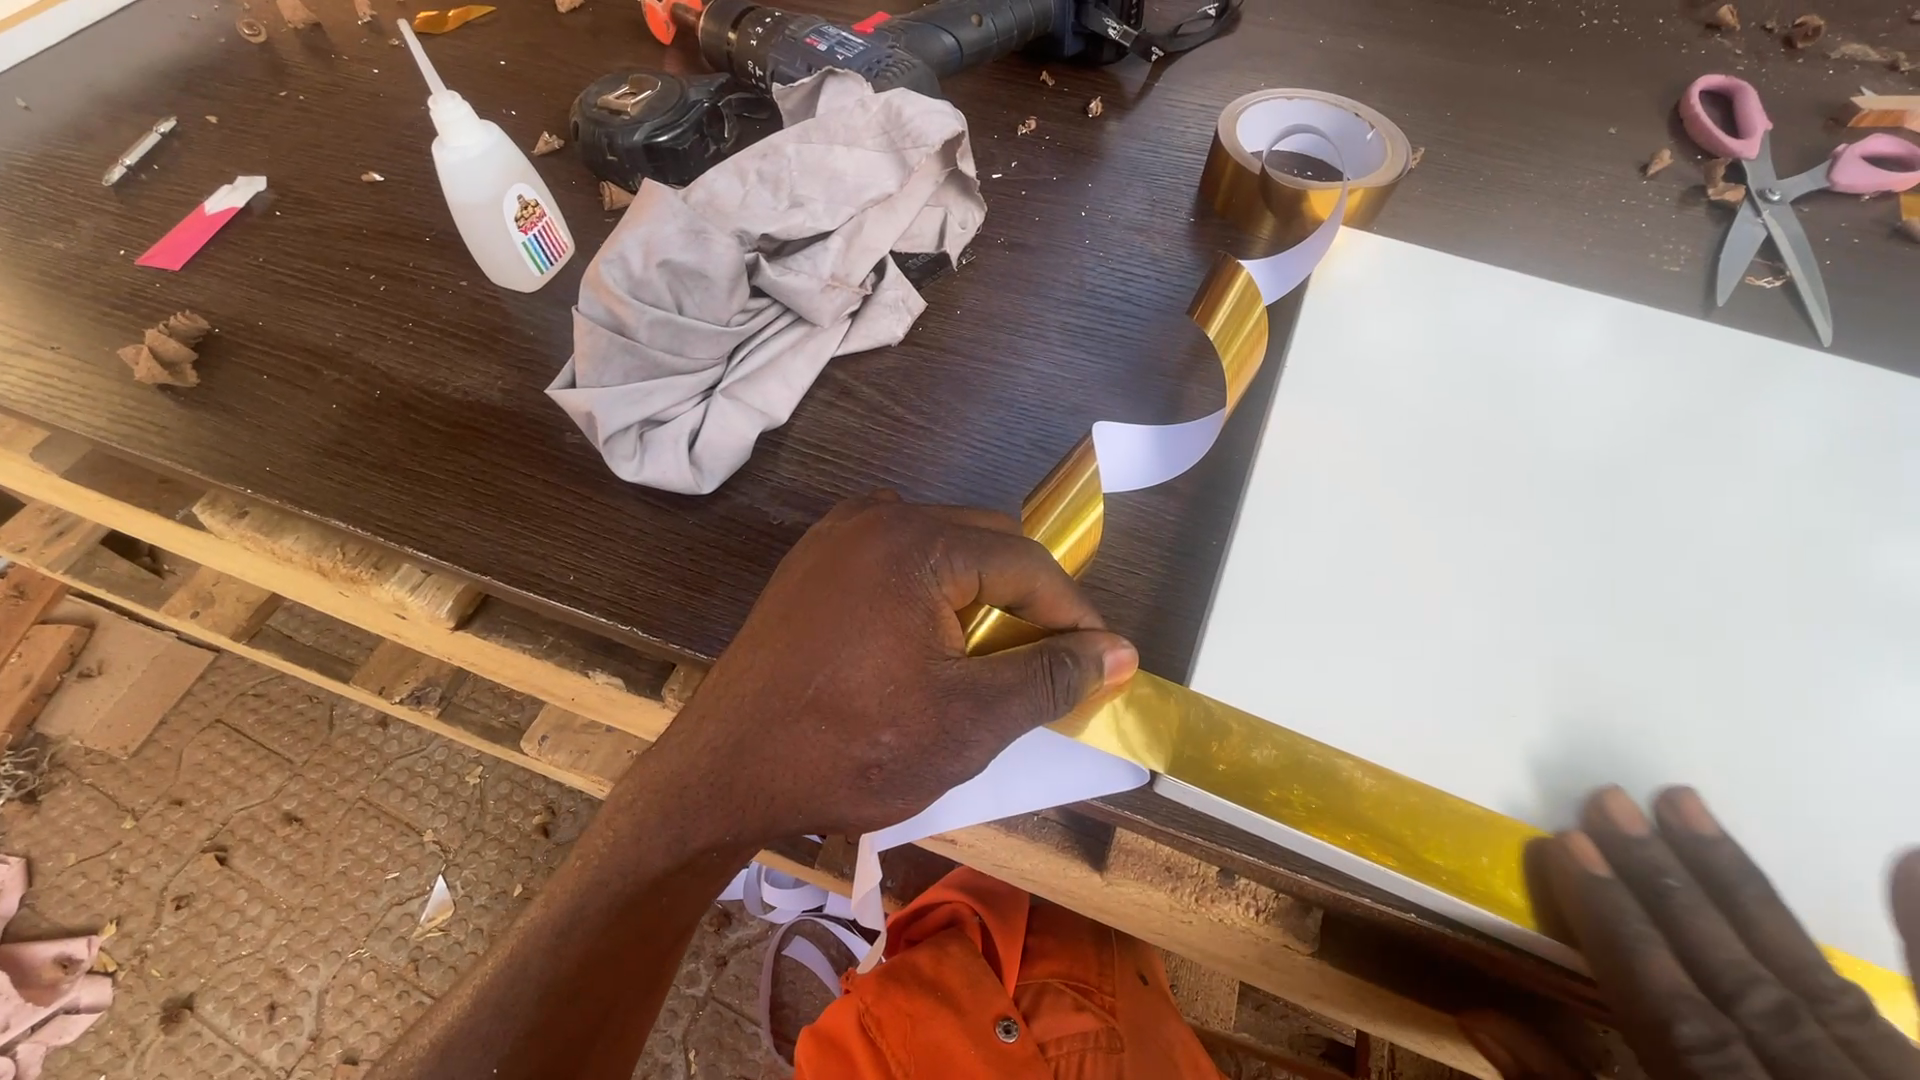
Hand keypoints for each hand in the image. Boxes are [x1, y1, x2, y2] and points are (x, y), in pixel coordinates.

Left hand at [643, 492, 1138, 842]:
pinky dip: (931, 598)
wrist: (721, 777)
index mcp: (914, 540)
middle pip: (986, 544)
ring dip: (979, 599)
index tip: (1101, 663)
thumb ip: (1049, 677)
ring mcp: (835, 538)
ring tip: (988, 664)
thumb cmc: (848, 751)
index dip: (1073, 613)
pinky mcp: (812, 567)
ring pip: (943, 552)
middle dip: (1026, 604)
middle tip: (1043, 667)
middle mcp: (873, 517)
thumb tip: (1117, 652)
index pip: (1026, 561)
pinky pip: (897, 564)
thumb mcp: (968, 722)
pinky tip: (927, 651)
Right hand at [1460, 786, 1919, 1079]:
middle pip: (1735, 975)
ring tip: (1685, 801)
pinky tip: (1913, 859)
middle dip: (1665, 881)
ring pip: (1810, 972)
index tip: (1567, 845)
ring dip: (1741, 882)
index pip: (1669, 1006)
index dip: (1615, 924)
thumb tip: (1477, 1016)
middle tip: (1610, 798)